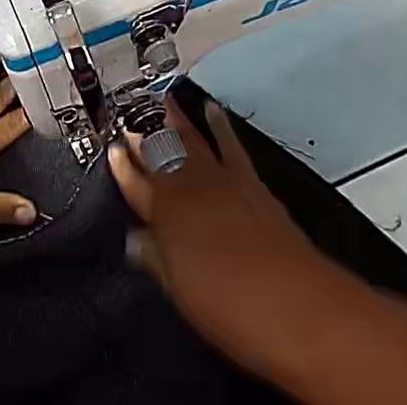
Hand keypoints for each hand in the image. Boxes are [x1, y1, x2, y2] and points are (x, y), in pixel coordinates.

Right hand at [108, 100, 333, 364]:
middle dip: (139, 133)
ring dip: (171, 119)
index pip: (133, 181)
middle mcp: (189, 186)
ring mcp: (220, 179)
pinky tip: (212, 109)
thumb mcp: (177, 287)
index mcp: (163, 212)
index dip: (121, 166)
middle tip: (127, 115)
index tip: (113, 152)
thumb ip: (154, 256)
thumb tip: (137, 241)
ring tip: (157, 100)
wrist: (293, 305)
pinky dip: (219, 124)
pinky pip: (229, 143)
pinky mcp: (249, 180)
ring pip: (188, 139)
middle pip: (157, 151)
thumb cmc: (230, 304)